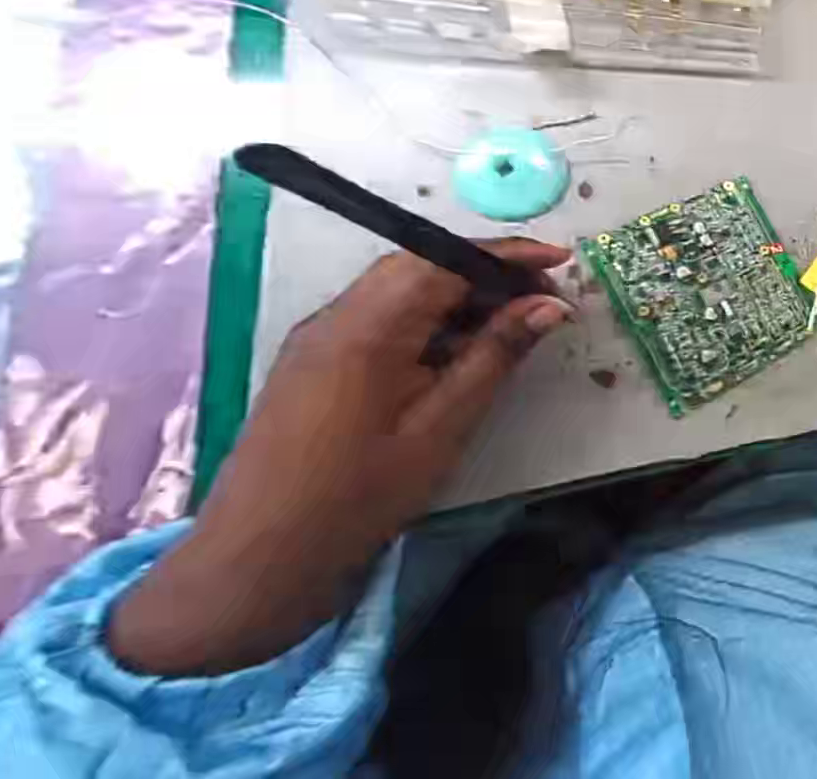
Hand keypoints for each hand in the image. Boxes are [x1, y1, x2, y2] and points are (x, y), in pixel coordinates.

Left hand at [109, 242, 574, 673]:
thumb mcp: (444, 424)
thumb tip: (551, 306)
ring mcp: (324, 334)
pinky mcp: (321, 356)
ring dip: (463, 293)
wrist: (255, 563)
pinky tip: (464, 345)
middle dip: (489, 270)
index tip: (560, 260)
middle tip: (543, 296)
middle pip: (424, 264)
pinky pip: (387, 314)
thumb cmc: (360, 496)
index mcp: (368, 327)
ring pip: (405, 287)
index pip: (446, 260)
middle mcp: (339, 314)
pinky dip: (434, 316)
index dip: (508, 254)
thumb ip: (497, 354)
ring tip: (515, 319)